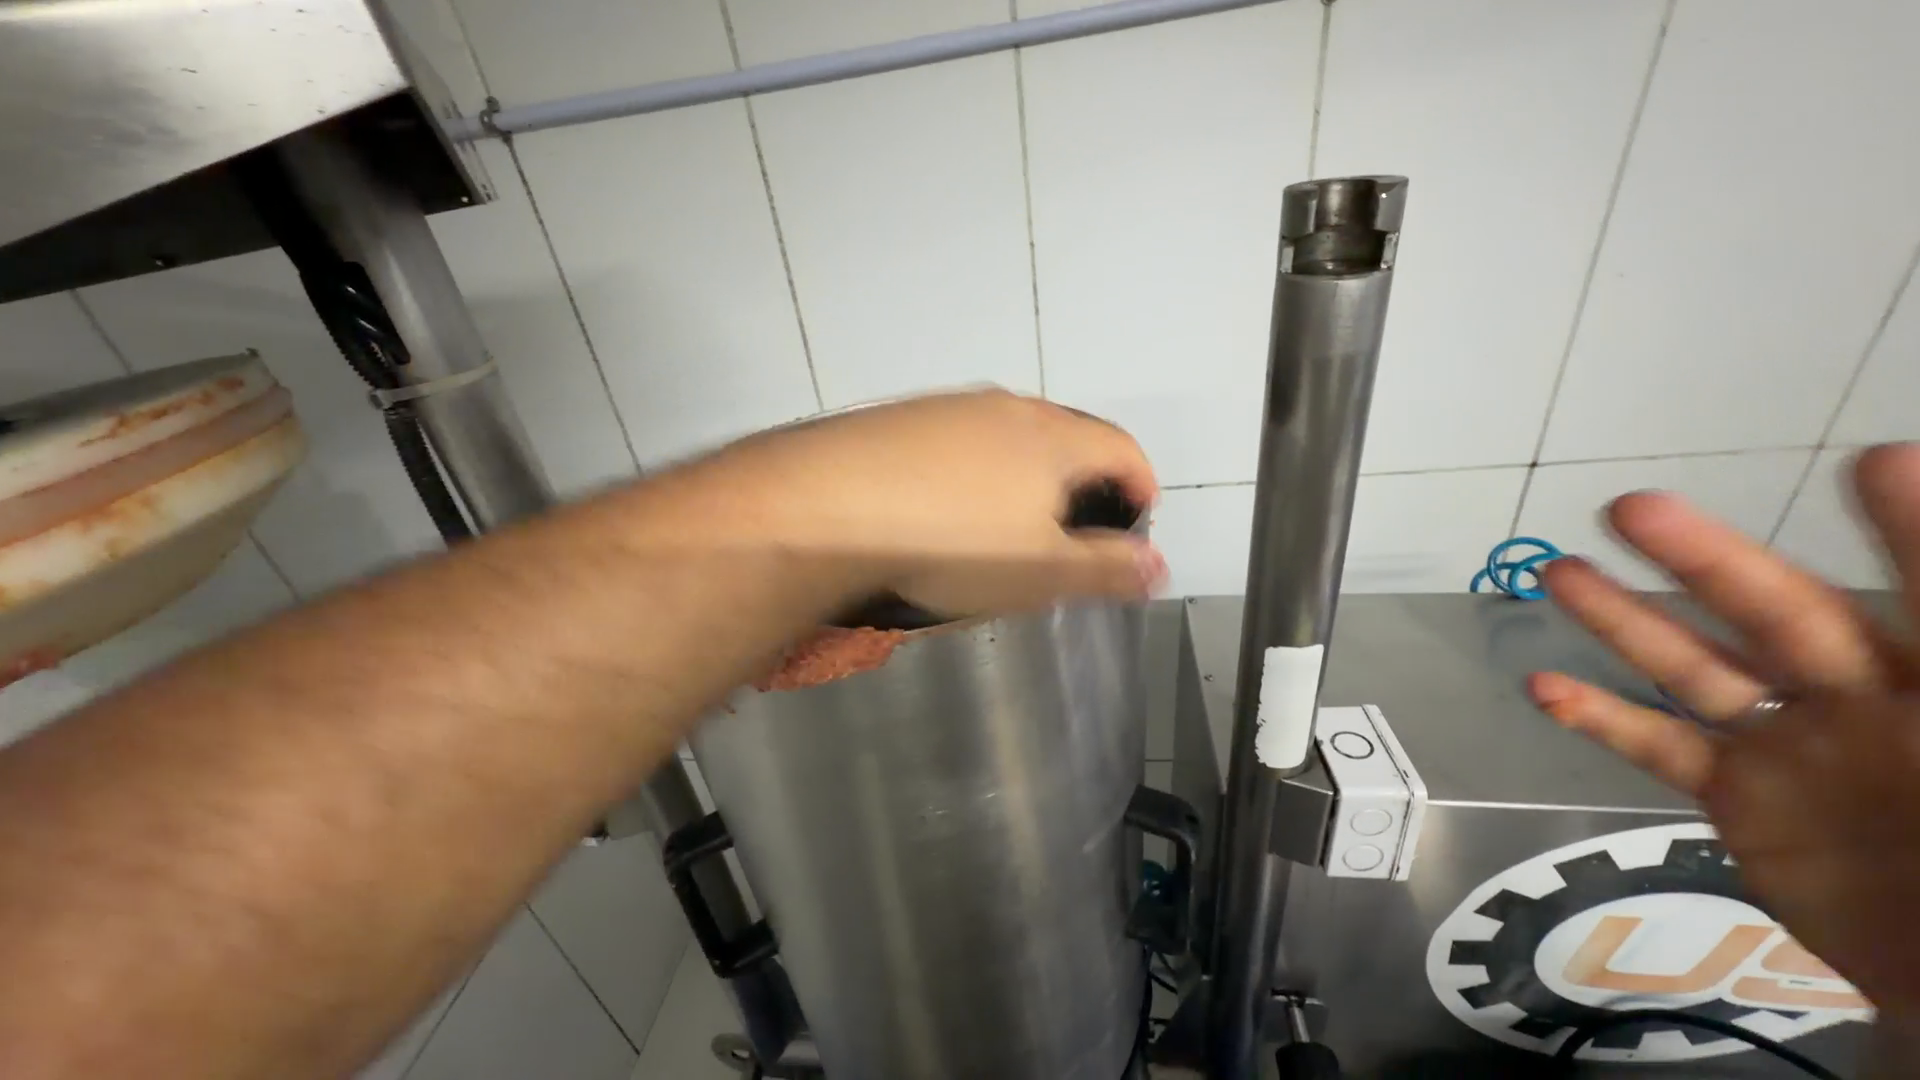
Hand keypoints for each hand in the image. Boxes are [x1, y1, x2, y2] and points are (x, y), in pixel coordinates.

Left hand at [693, 388, 1164, 617]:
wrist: (820, 509)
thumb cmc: (951, 544)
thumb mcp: (1040, 572)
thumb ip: (1107, 569)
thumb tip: (1159, 567)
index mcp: (1053, 436)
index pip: (1124, 450)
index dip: (1141, 488)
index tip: (1136, 525)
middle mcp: (1005, 407)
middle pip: (1068, 439)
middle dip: (1082, 485)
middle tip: (1071, 535)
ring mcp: (946, 408)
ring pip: (1008, 439)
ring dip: (1024, 478)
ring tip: (1005, 528)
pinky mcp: (896, 419)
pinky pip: (955, 444)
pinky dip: (969, 474)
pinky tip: (940, 511)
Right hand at [1527, 443, 1919, 1017]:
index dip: (1910, 532)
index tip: (1870, 462)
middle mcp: (1866, 699)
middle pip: (1778, 613)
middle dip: (1706, 560)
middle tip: (1632, 508)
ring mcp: (1791, 744)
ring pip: (1695, 668)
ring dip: (1623, 620)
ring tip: (1558, 572)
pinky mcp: (1732, 791)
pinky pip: (1655, 748)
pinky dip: (1598, 719)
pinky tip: (1543, 688)